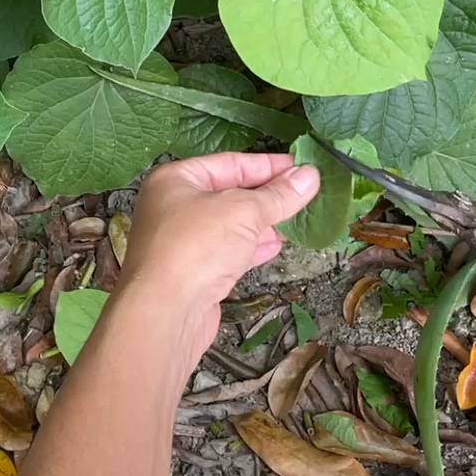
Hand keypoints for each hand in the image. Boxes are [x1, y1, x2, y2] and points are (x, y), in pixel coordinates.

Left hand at [109, 153, 318, 374]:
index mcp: (176, 180)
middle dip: (267, 195)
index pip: (229, 163)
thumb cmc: (197, 246)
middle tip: (305, 193)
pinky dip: (251, 247)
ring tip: (296, 219)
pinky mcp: (193, 272)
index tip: (302, 167)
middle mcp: (174, 207)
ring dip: (262, 222)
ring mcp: (182, 242)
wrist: (166, 312)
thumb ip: (278, 195)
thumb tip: (309, 176)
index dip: (268, 165)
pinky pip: (227, 251)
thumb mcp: (243, 211)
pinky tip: (275, 245)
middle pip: (229, 193)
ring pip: (229, 225)